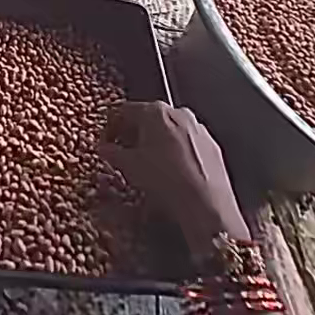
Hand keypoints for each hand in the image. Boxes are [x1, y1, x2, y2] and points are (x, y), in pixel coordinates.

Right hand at [101, 102, 247, 254]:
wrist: (206, 203)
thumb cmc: (165, 179)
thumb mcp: (129, 166)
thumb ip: (112, 152)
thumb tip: (104, 148)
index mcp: (154, 112)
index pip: (123, 111)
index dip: (110, 127)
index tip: (105, 142)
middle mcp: (177, 112)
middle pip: (147, 118)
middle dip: (132, 134)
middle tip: (123, 153)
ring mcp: (197, 128)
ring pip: (168, 130)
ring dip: (154, 142)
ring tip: (146, 165)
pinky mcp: (211, 145)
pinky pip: (185, 143)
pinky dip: (174, 151)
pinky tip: (169, 171)